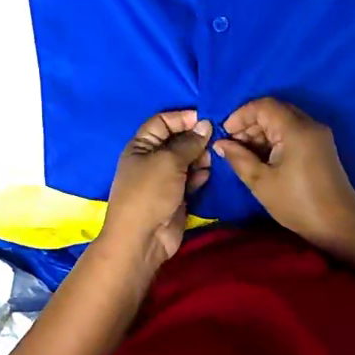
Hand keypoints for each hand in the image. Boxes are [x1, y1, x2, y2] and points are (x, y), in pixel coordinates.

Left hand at [100, 109, 212, 266]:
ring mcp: (163, 179)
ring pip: (186, 160)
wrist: (142, 237)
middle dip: (195, 138)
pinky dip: (199, 175)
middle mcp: (151, 160)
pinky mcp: (176, 196)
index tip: (205, 118)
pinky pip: (191, 179)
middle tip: (215, 138)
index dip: (181, 117)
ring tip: (211, 157)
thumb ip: (188, 143)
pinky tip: (206, 175)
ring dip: (200, 157)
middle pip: (176, 140)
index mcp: (140, 146)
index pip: (161, 121)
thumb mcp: (168, 161)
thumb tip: (205, 125)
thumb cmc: (149, 192)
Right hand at [214, 98, 354, 246]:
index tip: (225, 134)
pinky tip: (262, 157)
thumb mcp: (261, 182)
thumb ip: (238, 158)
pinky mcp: (320, 146)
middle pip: (275, 110)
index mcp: (296, 130)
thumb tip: (221, 144)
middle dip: (250, 123)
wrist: (337, 223)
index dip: (241, 115)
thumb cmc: (296, 203)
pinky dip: (274, 139)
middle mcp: (309, 125)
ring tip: (244, 154)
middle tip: (233, 145)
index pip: (264, 106)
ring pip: (284, 120)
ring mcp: (318, 135)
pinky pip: (293, 131)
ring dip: (261, 132)